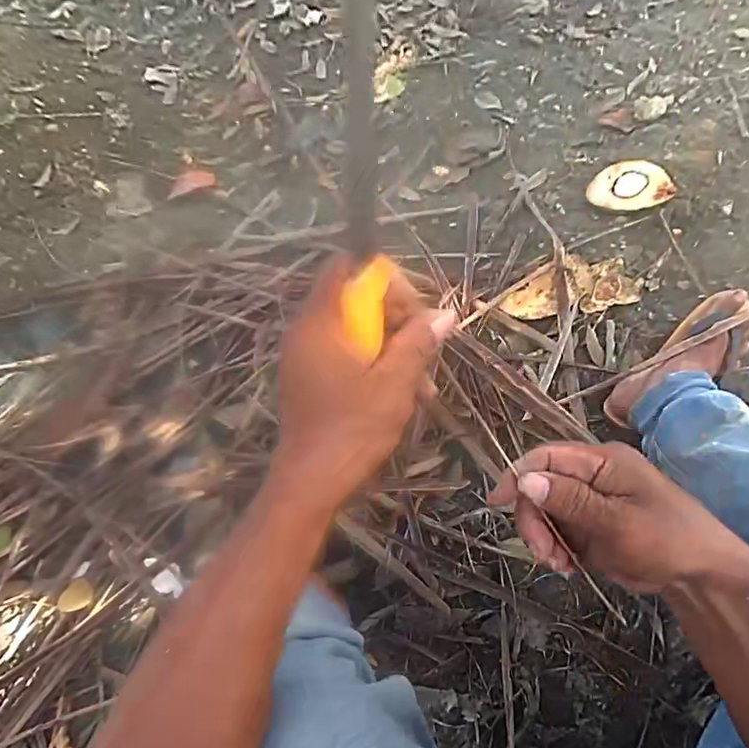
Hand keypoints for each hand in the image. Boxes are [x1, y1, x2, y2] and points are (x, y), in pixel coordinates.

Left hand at [273, 256, 457, 509]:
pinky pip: (342, 354)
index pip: (353, 267)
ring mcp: (303, 355)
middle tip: (424, 356)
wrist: (310, 480)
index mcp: (324, 321)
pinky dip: (370, 365)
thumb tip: (444, 314)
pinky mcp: (307, 378)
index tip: (417, 319)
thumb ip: (418, 344)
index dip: (391, 284)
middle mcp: (307, 329)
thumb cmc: (352, 431)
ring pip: (354, 331)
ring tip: (421, 388)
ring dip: (390, 349)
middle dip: (397, 321)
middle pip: (356, 299)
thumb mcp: (395, 385)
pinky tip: (396, 397)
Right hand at [487, 441, 747, 592]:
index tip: (496, 503)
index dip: (518, 476)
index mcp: (603, 462)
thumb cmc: (666, 539)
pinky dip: (557, 550)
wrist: (698, 574)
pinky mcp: (591, 527)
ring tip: (561, 565)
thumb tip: (525, 480)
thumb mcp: (615, 521)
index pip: (547, 457)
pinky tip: (569, 567)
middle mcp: (594, 477)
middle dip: (535, 522)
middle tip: (544, 554)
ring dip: (544, 540)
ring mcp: (591, 503)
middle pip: (541, 489)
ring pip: (546, 514)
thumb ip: (569, 501)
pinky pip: (559, 533)